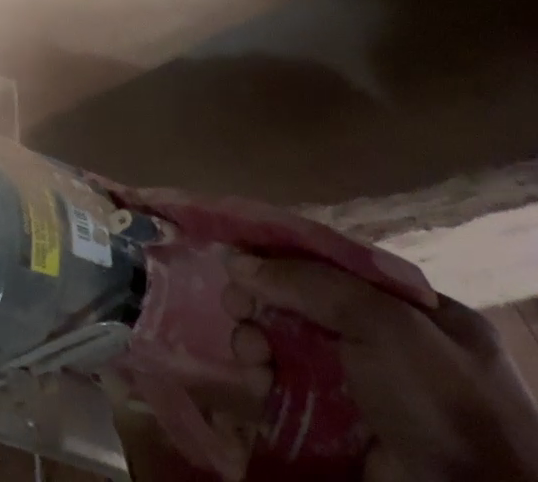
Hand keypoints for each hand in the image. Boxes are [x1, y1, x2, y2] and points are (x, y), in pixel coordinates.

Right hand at [227, 254, 537, 480]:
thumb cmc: (441, 400)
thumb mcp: (387, 327)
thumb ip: (313, 284)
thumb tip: (236, 260)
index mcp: (420, 314)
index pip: (339, 268)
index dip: (285, 258)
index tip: (238, 256)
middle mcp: (390, 343)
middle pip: (305, 305)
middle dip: (262, 302)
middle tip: (234, 305)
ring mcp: (363, 383)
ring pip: (288, 344)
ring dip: (256, 341)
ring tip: (249, 352)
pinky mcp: (337, 418)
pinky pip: (286, 384)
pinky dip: (263, 377)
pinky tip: (258, 381)